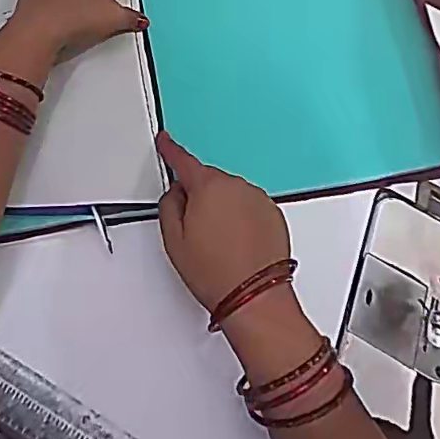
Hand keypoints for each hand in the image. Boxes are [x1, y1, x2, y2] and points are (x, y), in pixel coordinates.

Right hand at [156, 132, 291, 312]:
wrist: (254, 297)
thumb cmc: (216, 272)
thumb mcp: (173, 239)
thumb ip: (169, 205)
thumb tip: (175, 194)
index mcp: (208, 187)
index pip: (183, 160)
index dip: (171, 150)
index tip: (166, 141)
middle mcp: (236, 187)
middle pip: (209, 181)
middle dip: (200, 197)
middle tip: (195, 230)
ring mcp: (258, 199)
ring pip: (231, 194)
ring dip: (222, 209)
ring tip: (218, 244)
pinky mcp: (273, 214)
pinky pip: (249, 208)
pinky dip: (241, 220)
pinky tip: (235, 245)